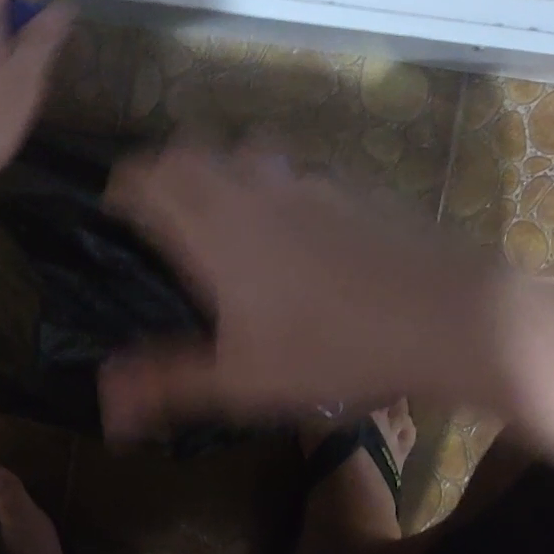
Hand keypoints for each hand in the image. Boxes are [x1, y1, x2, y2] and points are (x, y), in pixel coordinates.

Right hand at [98, 144, 523, 436]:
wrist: (448, 316)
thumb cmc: (332, 348)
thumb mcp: (242, 380)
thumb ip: (168, 385)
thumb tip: (105, 404)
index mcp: (211, 230)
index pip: (149, 183)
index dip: (125, 185)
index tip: (116, 201)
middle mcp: (248, 192)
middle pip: (188, 152)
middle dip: (163, 166)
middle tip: (158, 195)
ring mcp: (301, 182)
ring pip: (241, 149)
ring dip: (219, 163)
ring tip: (220, 196)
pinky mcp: (346, 185)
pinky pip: (293, 167)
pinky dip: (273, 178)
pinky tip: (295, 215)